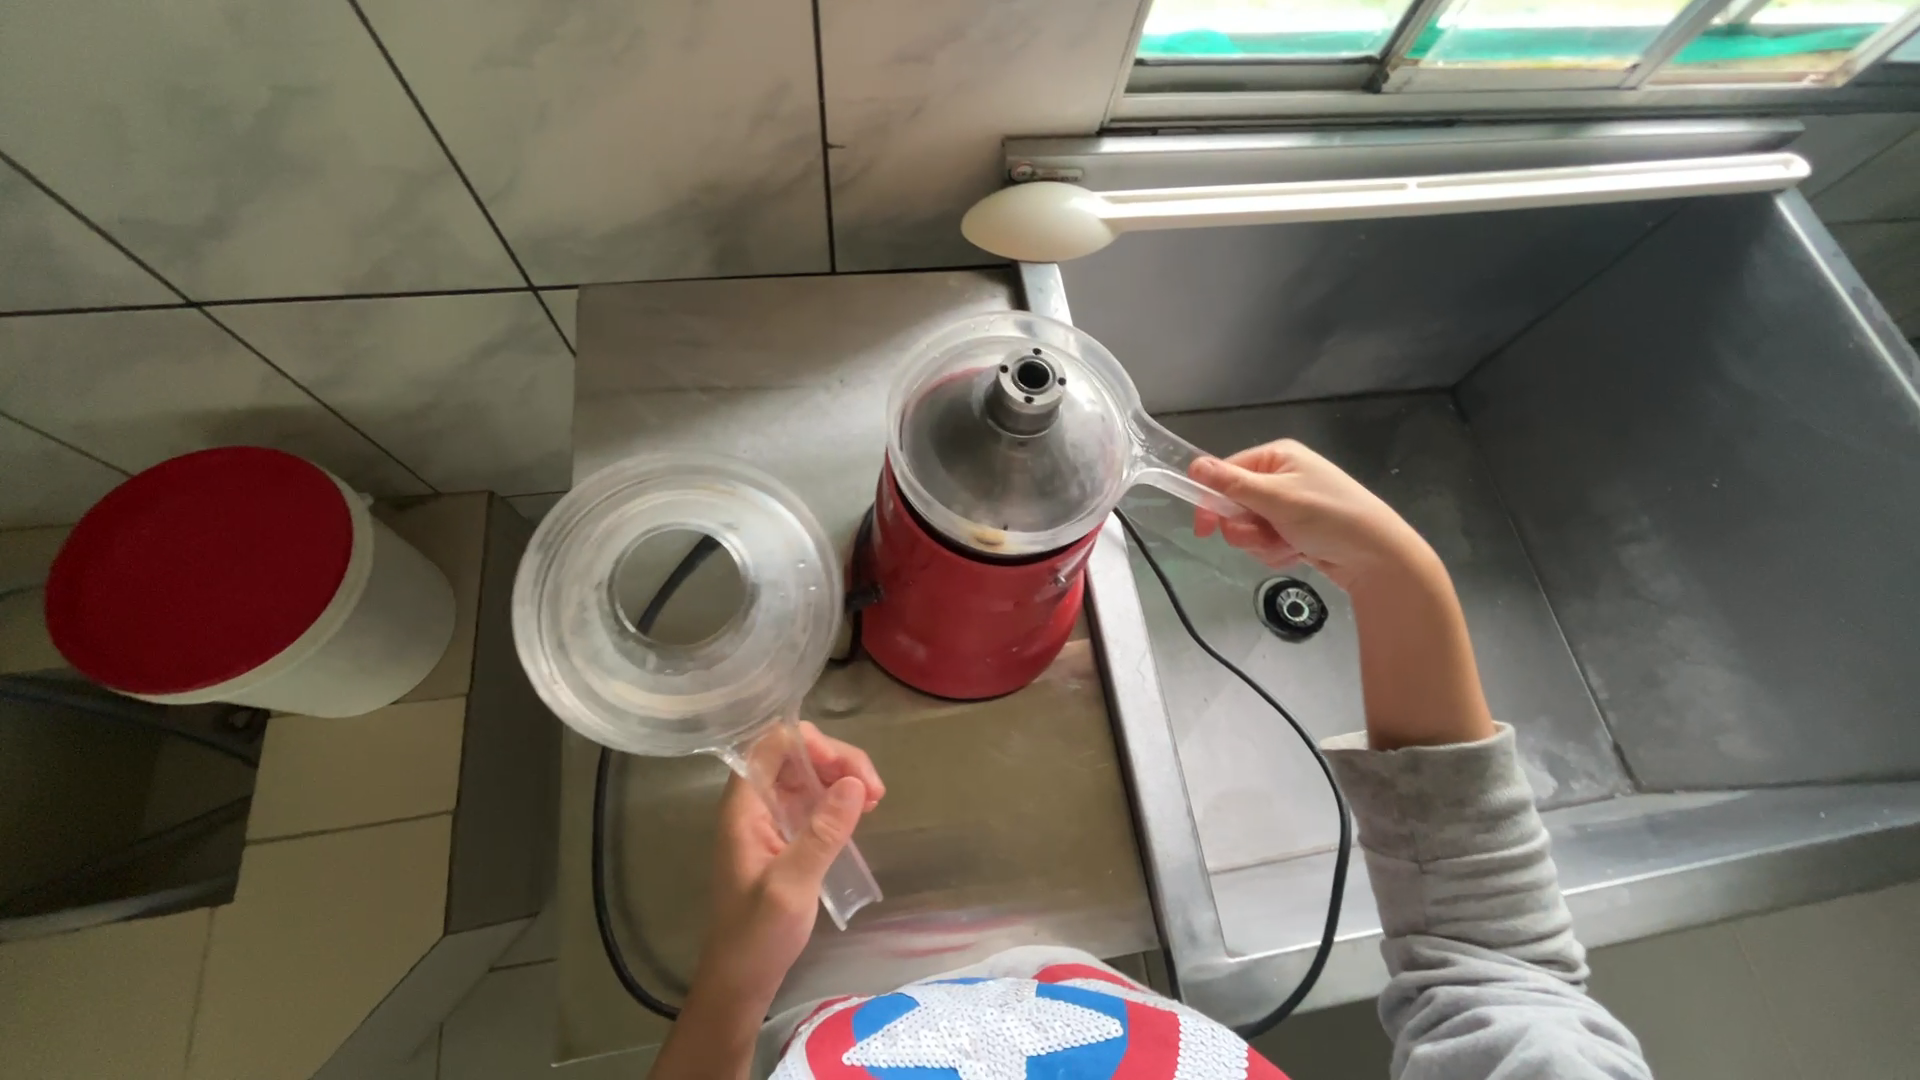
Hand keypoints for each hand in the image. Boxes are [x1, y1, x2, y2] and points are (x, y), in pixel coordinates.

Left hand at [695, 722, 883, 1005]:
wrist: (741, 983)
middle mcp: (756, 803)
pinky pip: (815, 798)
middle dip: (837, 759)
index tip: (846, 772)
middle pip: (795, 753)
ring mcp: (771, 818)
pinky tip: (862, 812)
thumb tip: (854, 783)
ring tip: (875, 800)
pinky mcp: (787, 835)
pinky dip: (840, 797)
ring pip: (808, 773)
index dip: (811, 744)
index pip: (771, 744)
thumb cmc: (756, 937)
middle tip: (873, 790)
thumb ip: (821, 833)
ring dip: (843, 776)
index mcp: (744, 807)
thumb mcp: (791, 887)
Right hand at [1191, 440, 1431, 590]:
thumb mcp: (1277, 498)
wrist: (1377, 556)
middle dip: (1246, 529)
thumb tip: (1193, 465)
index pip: (1225, 474)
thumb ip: (1231, 484)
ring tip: (1289, 545)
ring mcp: (1287, 506)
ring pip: (1247, 529)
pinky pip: (1265, 543)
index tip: (1205, 528)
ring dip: (1261, 543)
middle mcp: (1280, 478)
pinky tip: (1297, 553)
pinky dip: (1276, 552)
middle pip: (1234, 505)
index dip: (1212, 501)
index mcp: (1276, 458)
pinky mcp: (1294, 531)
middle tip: (1264, 536)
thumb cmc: (1329, 516)